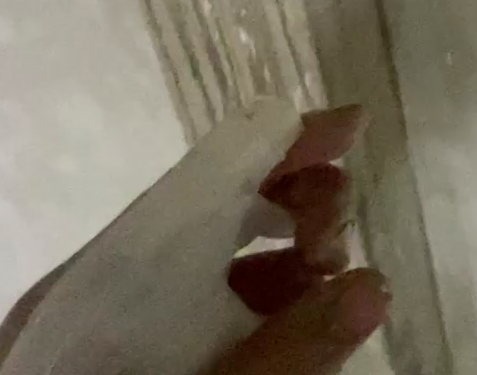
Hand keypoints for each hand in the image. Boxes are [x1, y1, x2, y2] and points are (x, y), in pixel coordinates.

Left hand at [0, 106, 388, 374]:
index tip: (355, 124)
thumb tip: (377, 284)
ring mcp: (116, 322)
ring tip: (330, 286)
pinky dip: (271, 292)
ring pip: (225, 251)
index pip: (206, 172)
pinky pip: (216, 295)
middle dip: (302, 204)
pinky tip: (299, 319)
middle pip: (223, 202)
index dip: (284, 140)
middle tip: (341, 243)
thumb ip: (289, 352)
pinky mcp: (132, 354)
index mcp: (99, 277)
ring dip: (294, 251)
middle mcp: (102, 285)